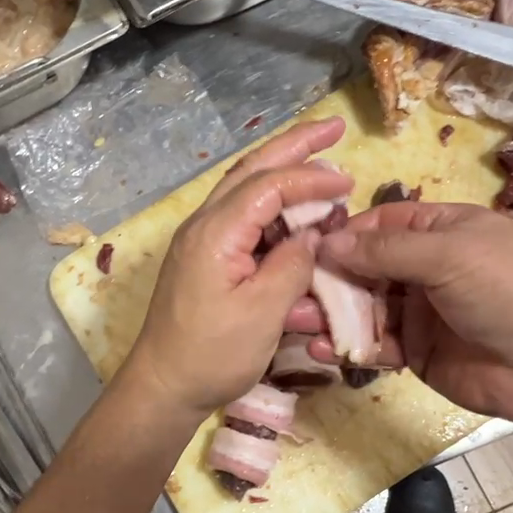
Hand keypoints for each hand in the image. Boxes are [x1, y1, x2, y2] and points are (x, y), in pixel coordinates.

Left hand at [119, 118, 353, 416]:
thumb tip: (313, 235)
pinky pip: (240, 216)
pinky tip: (293, 206)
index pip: (268, 186)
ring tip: (318, 155)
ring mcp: (200, 240)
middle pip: (251, 171)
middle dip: (293, 146)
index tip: (348, 182)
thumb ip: (293, 265)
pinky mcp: (204, 258)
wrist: (163, 386)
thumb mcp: (263, 313)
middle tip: (335, 126)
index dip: (310, 179)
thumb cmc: (212, 354)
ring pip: (243, 189)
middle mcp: (203, 225)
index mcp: (215, 232)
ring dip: (280, 169)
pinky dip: (270, 203)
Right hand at [314, 201, 512, 428]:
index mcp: (442, 229)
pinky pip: (374, 345)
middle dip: (327, 277)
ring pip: (363, 306)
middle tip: (287, 288)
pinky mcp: (416, 353)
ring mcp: (421, 311)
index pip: (381, 223)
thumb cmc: (510, 291)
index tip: (301, 245)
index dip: (343, 233)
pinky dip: (347, 346)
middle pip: (364, 266)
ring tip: (294, 320)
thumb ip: (384, 251)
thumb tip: (325, 242)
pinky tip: (319, 349)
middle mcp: (428, 267)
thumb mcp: (449, 255)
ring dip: (330, 313)